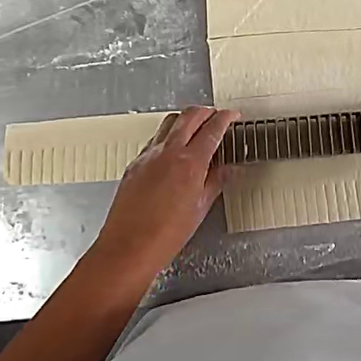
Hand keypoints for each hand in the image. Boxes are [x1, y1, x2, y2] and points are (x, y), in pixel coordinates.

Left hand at [89, 106, 238, 275]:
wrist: (128, 248)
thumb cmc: (165, 235)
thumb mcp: (200, 207)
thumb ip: (216, 181)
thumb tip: (229, 169)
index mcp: (190, 163)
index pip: (212, 129)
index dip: (225, 118)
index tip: (232, 115)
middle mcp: (168, 153)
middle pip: (190, 116)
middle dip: (207, 112)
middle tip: (217, 116)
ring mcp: (148, 156)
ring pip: (170, 122)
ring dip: (186, 119)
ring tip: (197, 128)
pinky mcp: (135, 164)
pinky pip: (155, 139)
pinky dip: (169, 135)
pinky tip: (174, 148)